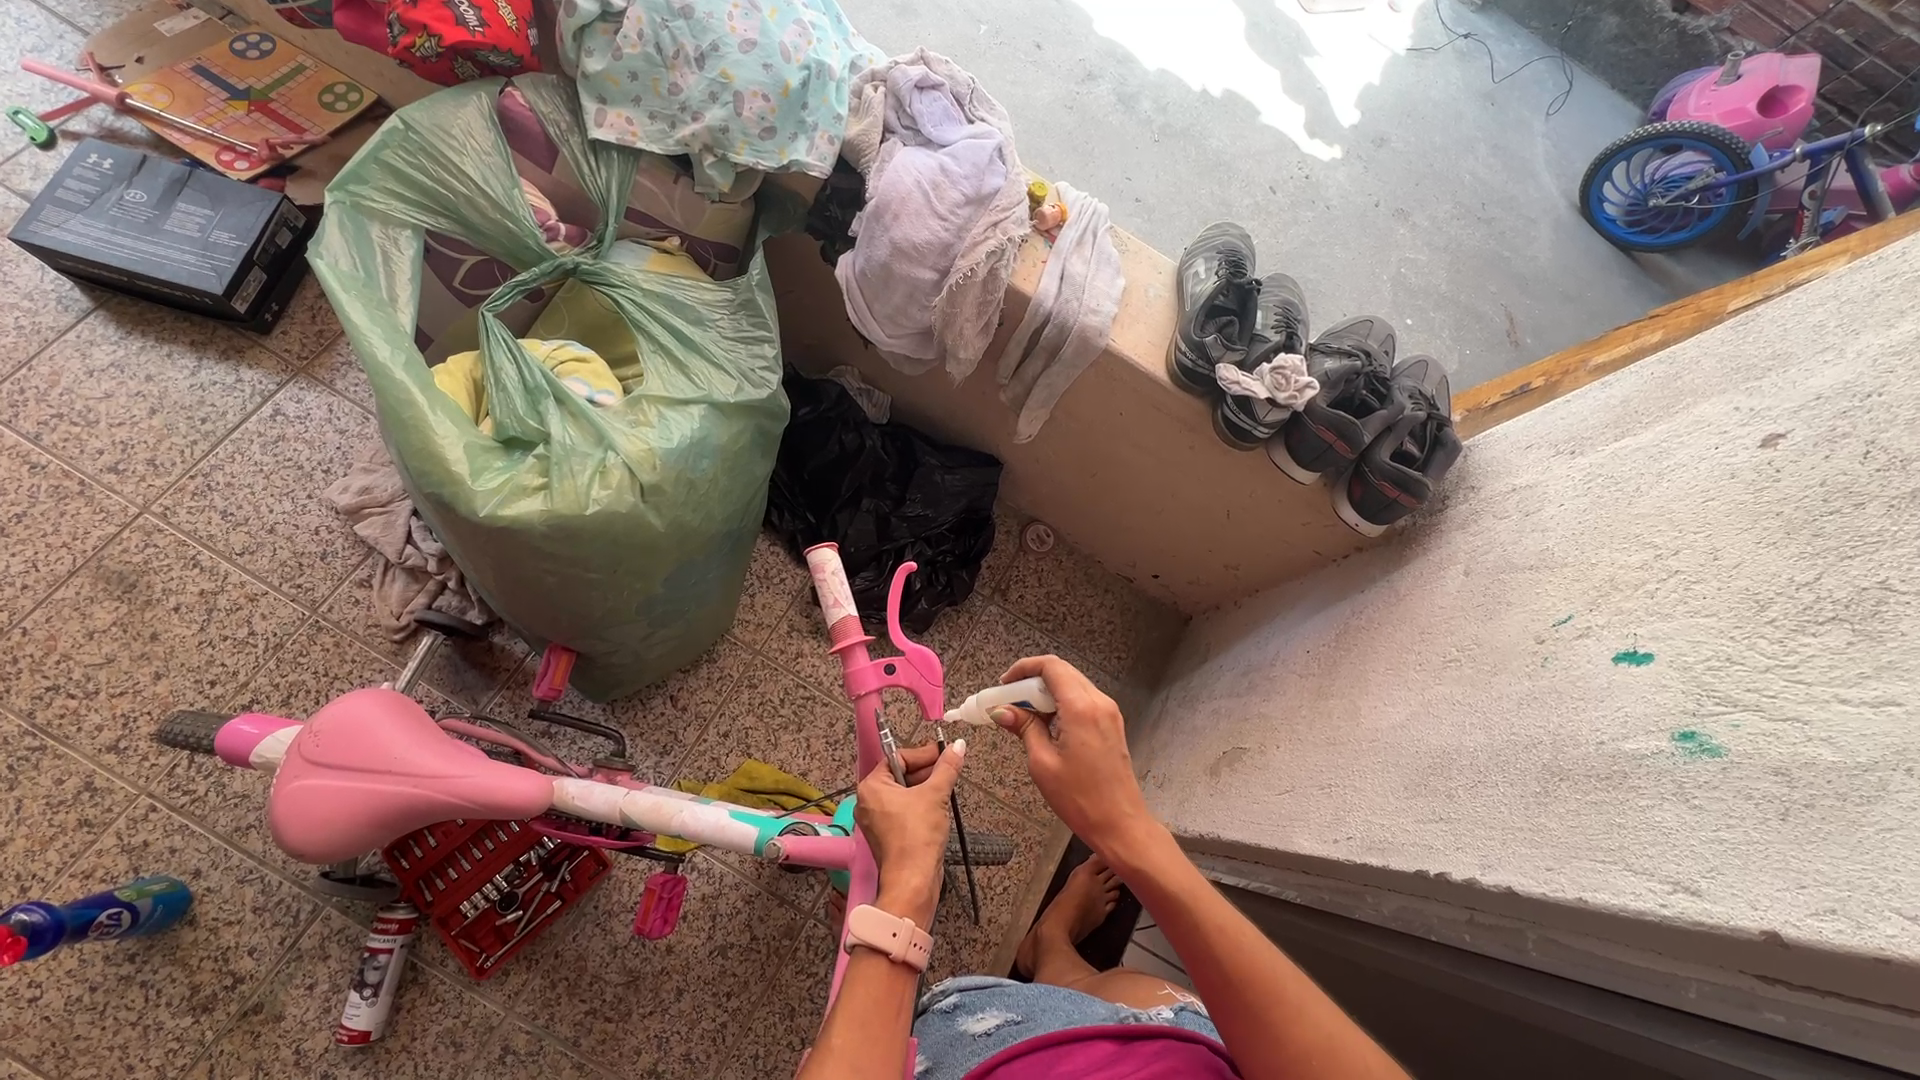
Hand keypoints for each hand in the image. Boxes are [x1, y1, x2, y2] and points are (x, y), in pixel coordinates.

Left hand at [853, 740, 965, 922]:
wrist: (913, 880)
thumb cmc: (916, 838)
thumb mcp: (935, 794)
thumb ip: (947, 768)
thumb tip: (957, 747)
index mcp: (872, 787)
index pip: (898, 757)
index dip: (923, 753)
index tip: (944, 752)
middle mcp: (869, 802)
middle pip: (900, 774)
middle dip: (926, 770)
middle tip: (949, 767)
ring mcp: (878, 820)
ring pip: (905, 793)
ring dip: (926, 787)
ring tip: (948, 785)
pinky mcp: (889, 835)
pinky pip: (905, 810)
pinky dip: (921, 804)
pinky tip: (940, 804)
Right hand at [993, 656, 1158, 857]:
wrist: (1121, 824)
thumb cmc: (1081, 799)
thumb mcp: (1042, 763)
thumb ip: (1024, 728)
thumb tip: (1002, 711)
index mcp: (1081, 708)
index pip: (1051, 667)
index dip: (1023, 668)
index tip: (1004, 684)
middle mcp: (1099, 703)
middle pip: (1062, 672)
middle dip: (1031, 681)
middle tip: (1008, 701)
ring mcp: (1109, 712)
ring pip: (1072, 685)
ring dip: (1045, 694)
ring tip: (1022, 715)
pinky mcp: (1111, 724)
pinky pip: (1082, 701)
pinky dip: (1060, 704)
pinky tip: (1045, 724)